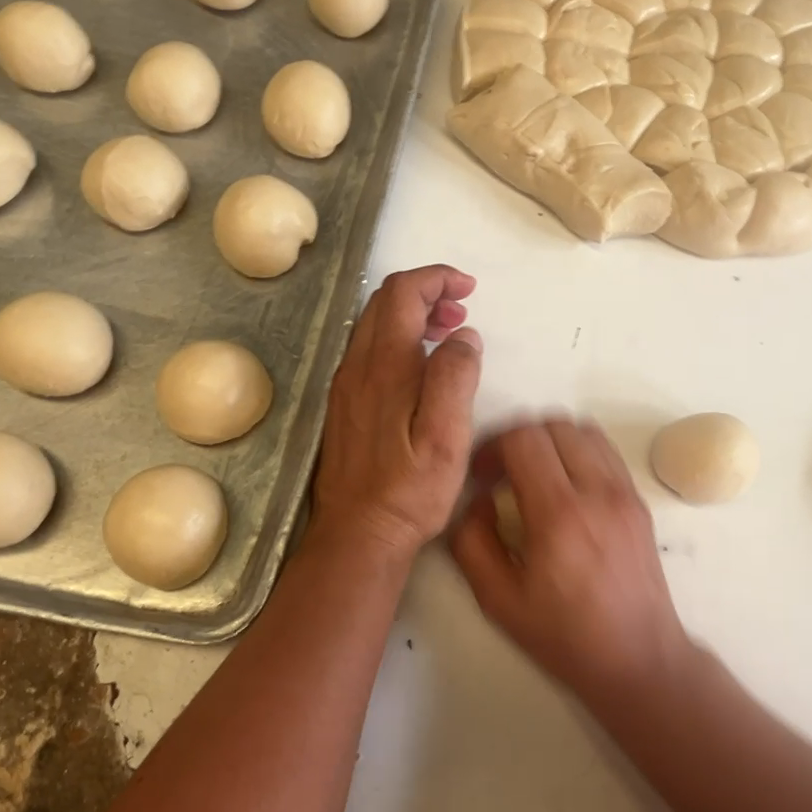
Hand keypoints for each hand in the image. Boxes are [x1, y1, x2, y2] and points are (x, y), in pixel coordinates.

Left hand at [311, 265, 482, 558]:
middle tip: (461, 311)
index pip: (403, 293)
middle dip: (425, 293)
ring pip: (374, 327)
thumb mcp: (446, 435)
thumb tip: (462, 336)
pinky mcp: (344, 408)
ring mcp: (346, 388)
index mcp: (385, 366)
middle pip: (384, 303)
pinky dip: (398, 343)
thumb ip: (455, 376)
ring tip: (447, 335)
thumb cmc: (409, 490)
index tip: (468, 288)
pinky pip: (369, 354)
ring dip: (411, 318)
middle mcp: (357, 367)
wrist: (357, 534)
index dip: (436, 278)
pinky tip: (419, 372)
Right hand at [451, 419, 688, 700]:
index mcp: (558, 514)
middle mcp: (597, 491)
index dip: (492, 447)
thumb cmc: (564, 635)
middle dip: (518, 439)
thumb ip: (472, 543)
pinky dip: (578, 453)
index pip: (523, 439)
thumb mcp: (498, 600)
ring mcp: (624, 493)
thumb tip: (477, 503)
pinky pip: (606, 453)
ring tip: (532, 477)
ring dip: (550, 442)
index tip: (481, 477)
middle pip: (553, 425)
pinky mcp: (639, 502)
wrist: (638, 658)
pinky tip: (564, 489)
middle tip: (501, 473)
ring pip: (583, 431)